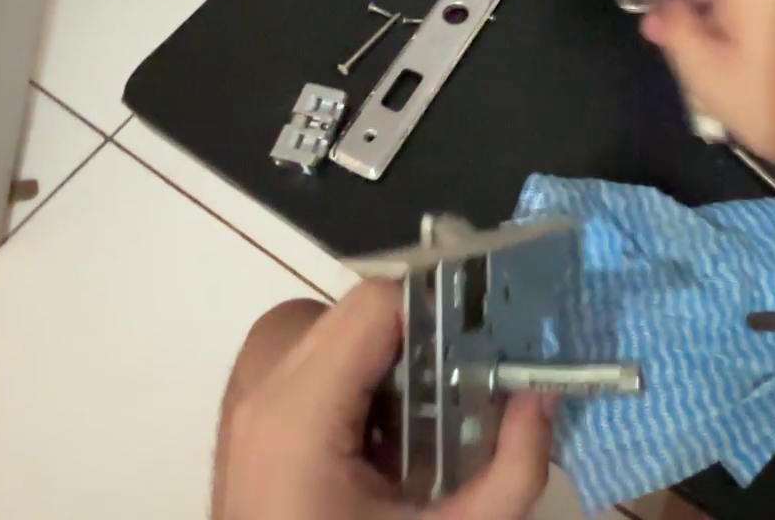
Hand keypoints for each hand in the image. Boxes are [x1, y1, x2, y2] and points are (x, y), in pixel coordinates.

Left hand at [216, 282, 552, 519]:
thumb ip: (510, 471)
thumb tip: (539, 395)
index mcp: (298, 416)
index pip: (374, 304)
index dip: (435, 312)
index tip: (475, 348)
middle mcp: (259, 389)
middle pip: (349, 309)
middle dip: (407, 338)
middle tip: (442, 392)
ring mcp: (238, 398)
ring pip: (322, 322)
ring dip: (370, 350)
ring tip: (400, 413)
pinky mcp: (235, 413)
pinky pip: (295, 350)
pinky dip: (338, 368)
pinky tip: (362, 430)